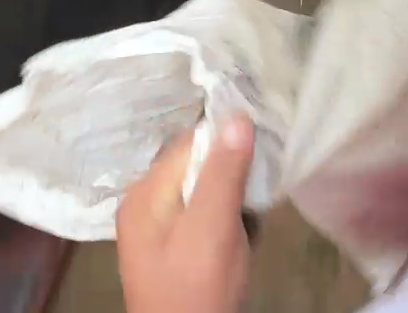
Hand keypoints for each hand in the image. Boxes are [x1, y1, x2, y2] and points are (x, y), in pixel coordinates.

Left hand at [117, 115, 255, 312]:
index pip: (193, 141)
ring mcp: (161, 223)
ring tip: (255, 200)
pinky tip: (245, 219)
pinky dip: (230, 205)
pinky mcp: (179, 240)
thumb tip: (237, 115)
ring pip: (208, 180)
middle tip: (261, 178)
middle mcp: (147, 201)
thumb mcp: (213, 229)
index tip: (263, 147)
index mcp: (145, 194)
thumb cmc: (197, 291)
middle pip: (199, 159)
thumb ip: (223, 172)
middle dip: (234, 164)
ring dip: (236, 185)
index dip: (229, 140)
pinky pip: (209, 203)